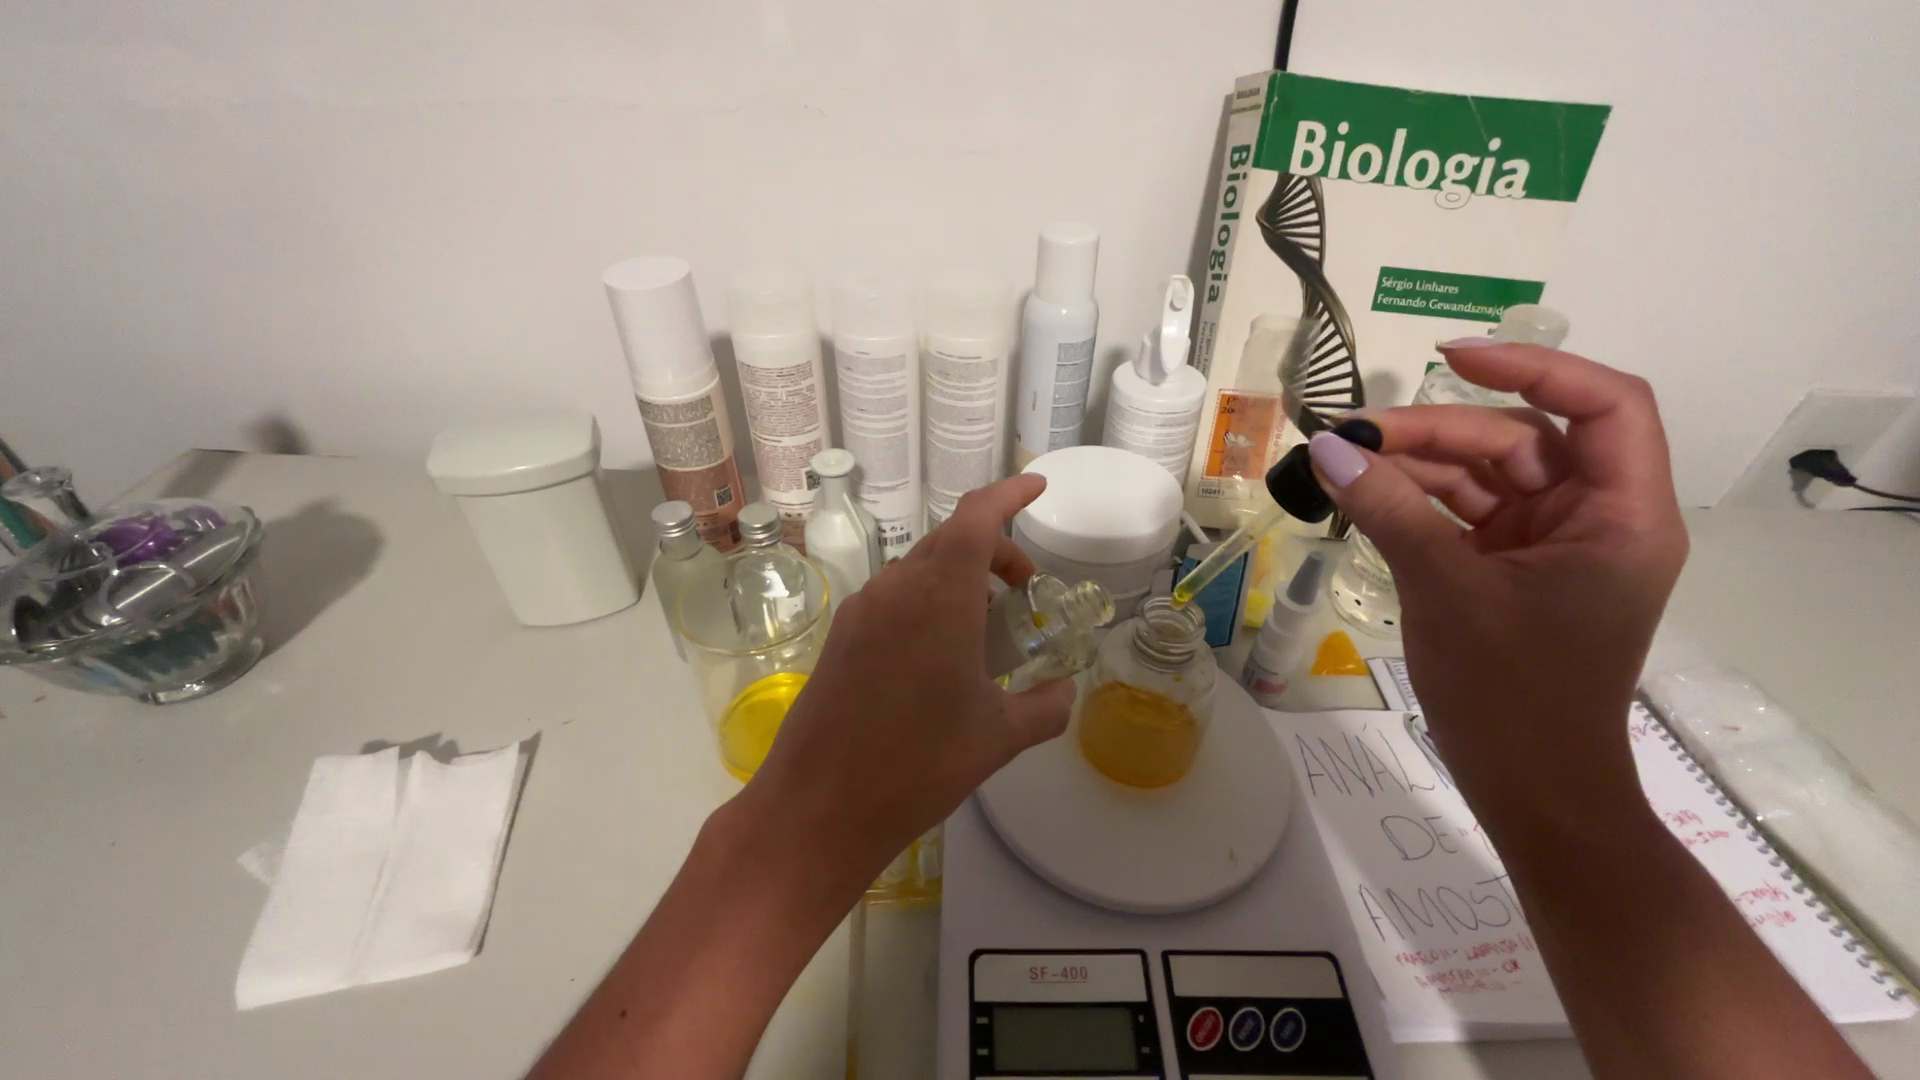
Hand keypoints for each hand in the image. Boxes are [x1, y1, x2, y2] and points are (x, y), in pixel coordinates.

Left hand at [736, 474, 1077, 888]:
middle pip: (950, 540)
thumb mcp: (999, 737)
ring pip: (919, 568)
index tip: (1038, 490)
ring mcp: (862, 610)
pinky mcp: (841, 635)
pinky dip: (927, 601)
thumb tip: (1064, 691)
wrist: (820, 806)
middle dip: (994, 551)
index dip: (1009, 495)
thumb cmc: (919, 765)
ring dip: (959, 579)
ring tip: (985, 629)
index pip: (977, 517)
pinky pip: (894, 597)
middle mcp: (896, 588)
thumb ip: (1045, 706)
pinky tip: (939, 653)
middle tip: (1024, 592)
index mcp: (939, 596)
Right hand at [1308, 342, 1687, 833]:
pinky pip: (1461, 516)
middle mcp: (1593, 519)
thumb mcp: (1446, 589)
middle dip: (1437, 431)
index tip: (1450, 358)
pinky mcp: (1508, 572)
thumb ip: (1389, 509)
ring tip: (1342, 461)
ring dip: (1415, 466)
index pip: (1605, 406)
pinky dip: (1414, 503)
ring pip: (1483, 477)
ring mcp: (1548, 547)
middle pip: (1521, 441)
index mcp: (1620, 516)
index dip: (1535, 367)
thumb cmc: (1510, 692)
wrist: (1529, 788)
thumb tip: (1327, 448)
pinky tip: (1362, 494)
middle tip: (1351, 433)